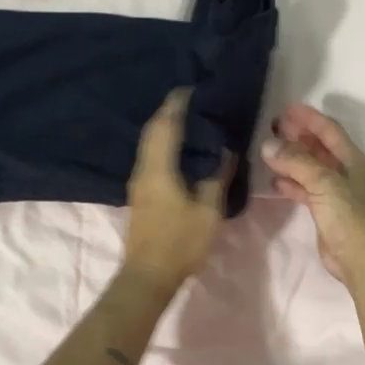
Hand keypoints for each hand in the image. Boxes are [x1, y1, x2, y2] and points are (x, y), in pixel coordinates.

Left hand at [122, 89, 234, 291]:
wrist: (148, 276)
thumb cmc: (180, 242)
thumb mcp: (208, 210)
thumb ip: (217, 177)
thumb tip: (226, 151)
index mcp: (157, 168)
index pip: (165, 125)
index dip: (176, 104)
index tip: (190, 88)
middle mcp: (142, 170)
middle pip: (152, 131)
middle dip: (169, 112)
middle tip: (190, 100)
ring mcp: (138, 183)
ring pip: (149, 145)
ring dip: (164, 129)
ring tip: (188, 121)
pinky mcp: (141, 196)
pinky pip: (151, 158)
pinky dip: (163, 146)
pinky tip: (179, 151)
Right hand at [261, 104, 364, 284]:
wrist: (360, 258)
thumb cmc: (348, 216)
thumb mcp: (323, 183)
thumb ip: (296, 161)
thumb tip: (268, 144)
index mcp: (352, 160)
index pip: (329, 130)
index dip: (309, 118)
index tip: (286, 108)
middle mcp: (345, 172)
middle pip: (319, 147)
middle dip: (298, 135)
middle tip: (273, 126)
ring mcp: (335, 192)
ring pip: (310, 167)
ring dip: (292, 158)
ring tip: (269, 150)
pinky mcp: (325, 211)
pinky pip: (305, 189)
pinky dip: (291, 183)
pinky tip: (274, 180)